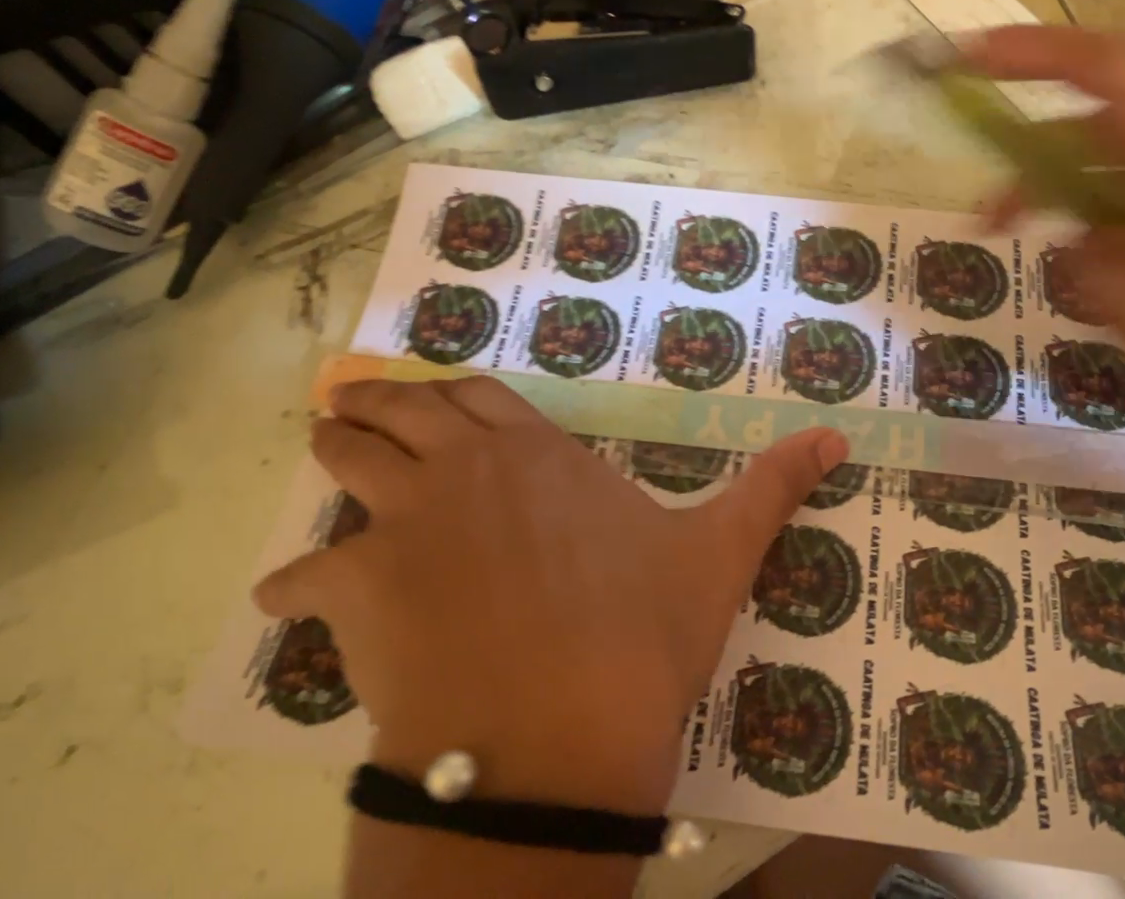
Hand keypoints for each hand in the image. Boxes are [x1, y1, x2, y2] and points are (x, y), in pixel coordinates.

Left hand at [253, 377, 846, 813]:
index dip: (454, 391)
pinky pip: (304, 578)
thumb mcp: (720, 554)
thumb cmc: (642, 636)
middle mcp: (465, 471)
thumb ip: (772, 487)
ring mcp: (404, 525)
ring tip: (322, 449)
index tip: (433, 394)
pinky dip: (294, 586)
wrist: (562, 733)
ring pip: (345, 461)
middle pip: (403, 412)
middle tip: (356, 403)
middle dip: (376, 404)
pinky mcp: (356, 592)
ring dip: (332, 451)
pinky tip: (288, 601)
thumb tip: (837, 434)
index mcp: (539, 455)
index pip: (481, 397)